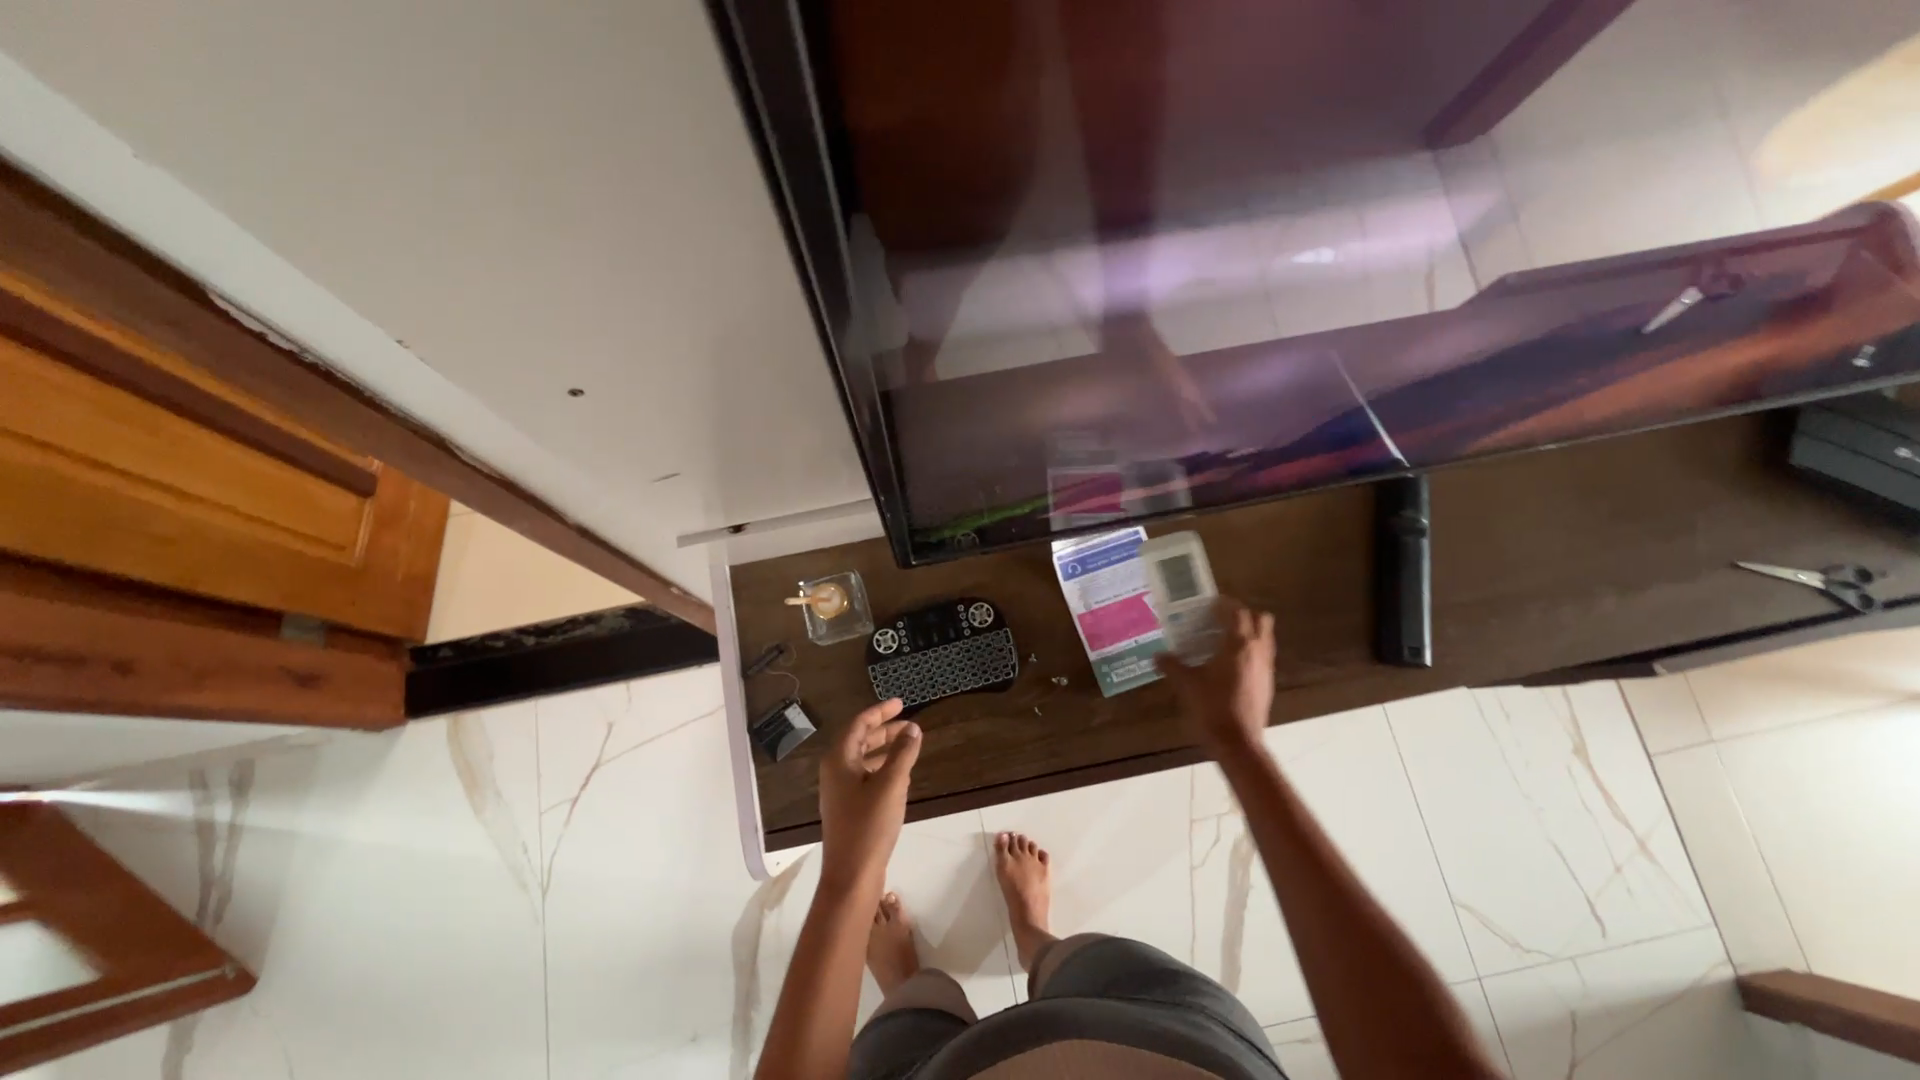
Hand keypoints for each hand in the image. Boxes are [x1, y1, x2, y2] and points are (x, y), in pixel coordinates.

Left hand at [817, 699, 920, 894]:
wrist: (851, 873)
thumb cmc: (869, 825)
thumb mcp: (891, 784)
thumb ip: (903, 753)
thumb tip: (913, 729)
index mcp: (839, 760)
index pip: (859, 724)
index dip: (880, 712)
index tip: (901, 703)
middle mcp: (834, 771)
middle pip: (859, 740)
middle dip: (884, 730)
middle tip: (910, 725)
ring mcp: (839, 791)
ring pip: (863, 760)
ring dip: (885, 750)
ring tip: (910, 747)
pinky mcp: (847, 808)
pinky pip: (865, 778)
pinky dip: (882, 769)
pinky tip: (901, 776)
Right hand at [1155, 598, 1275, 761]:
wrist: (1238, 742)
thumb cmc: (1212, 707)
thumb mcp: (1186, 684)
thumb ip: (1172, 665)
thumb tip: (1158, 656)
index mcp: (1238, 644)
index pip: (1237, 612)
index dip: (1224, 605)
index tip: (1209, 605)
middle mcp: (1257, 651)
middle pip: (1261, 620)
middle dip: (1243, 615)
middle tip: (1221, 620)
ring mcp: (1266, 668)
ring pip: (1264, 639)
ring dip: (1248, 634)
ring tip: (1224, 642)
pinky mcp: (1267, 684)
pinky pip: (1262, 657)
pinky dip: (1250, 653)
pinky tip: (1230, 666)